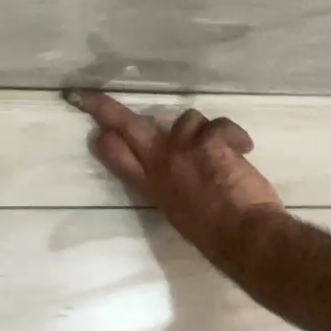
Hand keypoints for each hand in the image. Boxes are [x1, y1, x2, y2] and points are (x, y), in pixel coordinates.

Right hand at [64, 90, 283, 253]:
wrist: (243, 235)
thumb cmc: (215, 233)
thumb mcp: (177, 212)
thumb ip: (168, 185)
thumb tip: (174, 169)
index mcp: (150, 185)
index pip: (116, 155)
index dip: (105, 138)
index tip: (96, 128)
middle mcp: (159, 163)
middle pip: (126, 125)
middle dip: (104, 106)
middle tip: (87, 95)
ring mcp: (182, 148)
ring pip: (187, 119)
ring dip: (202, 131)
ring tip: (221, 152)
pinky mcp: (209, 140)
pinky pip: (219, 124)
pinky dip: (234, 136)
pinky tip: (242, 151)